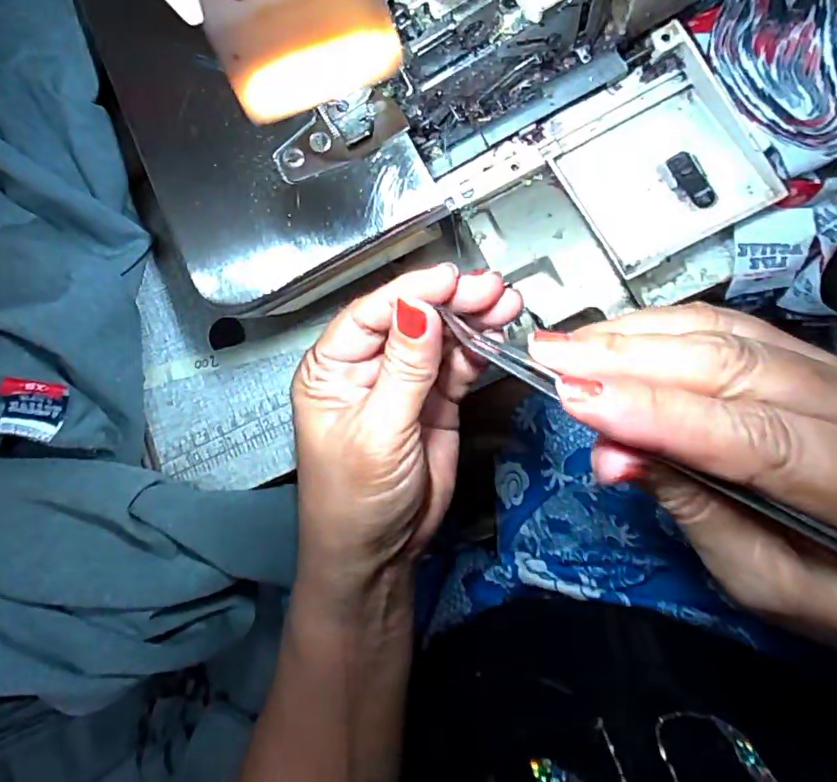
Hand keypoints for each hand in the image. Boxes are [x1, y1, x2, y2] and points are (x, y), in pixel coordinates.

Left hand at [291, 265, 522, 597]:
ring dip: (472, 316)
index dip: (412, 291)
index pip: (371, 313)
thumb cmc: (354, 499)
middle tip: (489, 287)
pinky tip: (499, 329)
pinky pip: (457, 362)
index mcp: (332, 366)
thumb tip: (418, 309)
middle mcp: (366, 364)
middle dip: (450, 299)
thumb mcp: (377, 433)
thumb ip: (403, 370)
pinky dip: (479, 346)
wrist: (379, 556)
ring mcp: (403, 379)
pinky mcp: (433, 398)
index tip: (449, 279)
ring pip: (439, 335)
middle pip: (410, 316)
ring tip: (504, 300)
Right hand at [529, 303, 836, 645]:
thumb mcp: (773, 589)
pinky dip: (665, 328)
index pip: (762, 438)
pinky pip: (737, 327)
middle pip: (742, 368)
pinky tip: (616, 334)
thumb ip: (698, 513)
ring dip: (639, 335)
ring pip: (733, 334)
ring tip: (569, 344)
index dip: (662, 414)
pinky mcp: (828, 357)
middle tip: (554, 359)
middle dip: (634, 360)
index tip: (578, 399)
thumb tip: (612, 453)